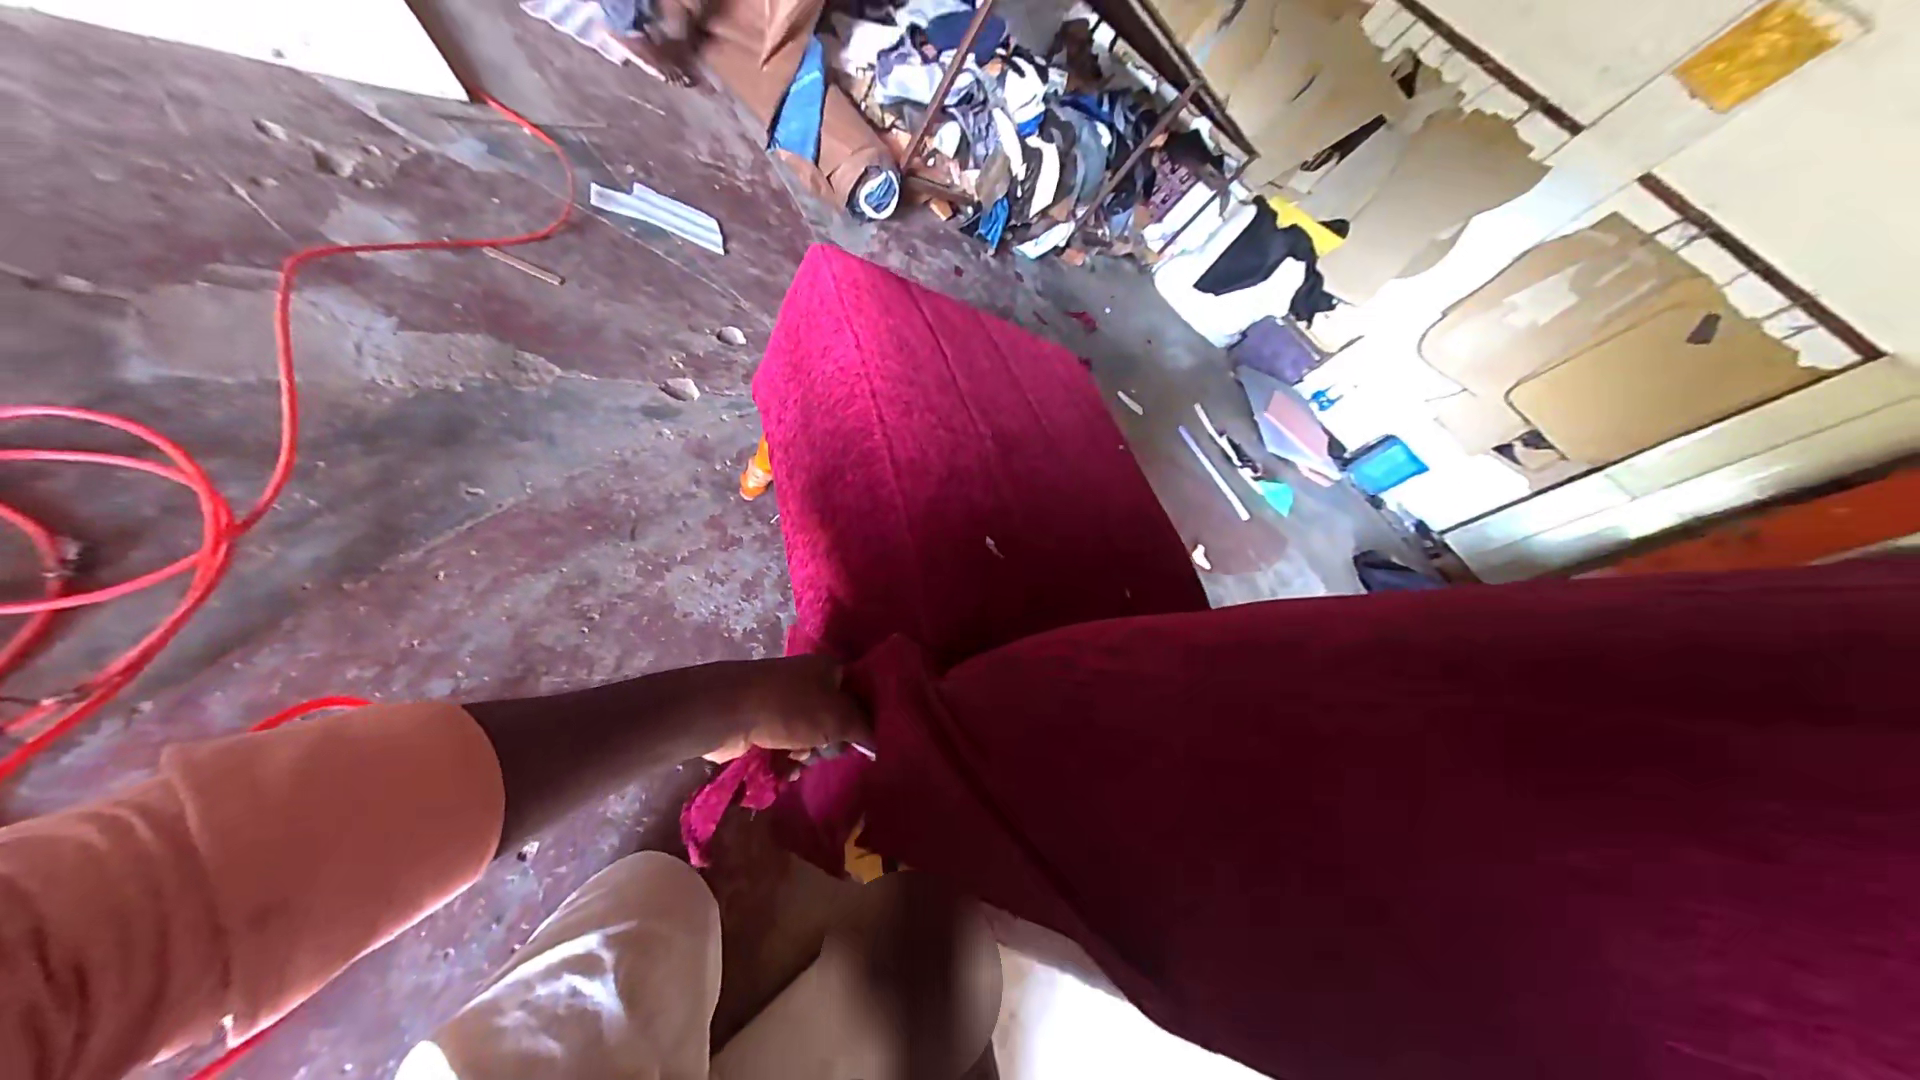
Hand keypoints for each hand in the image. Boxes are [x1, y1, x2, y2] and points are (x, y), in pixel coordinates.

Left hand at [703, 655, 869, 762]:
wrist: (727, 711)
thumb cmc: (788, 708)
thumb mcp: (837, 718)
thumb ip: (863, 730)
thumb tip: (878, 745)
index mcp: (831, 670)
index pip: (861, 694)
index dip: (866, 719)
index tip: (865, 742)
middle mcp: (810, 683)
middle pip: (837, 720)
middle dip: (833, 742)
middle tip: (824, 750)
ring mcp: (786, 703)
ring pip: (812, 737)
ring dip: (808, 755)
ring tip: (796, 759)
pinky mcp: (766, 723)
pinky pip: (788, 746)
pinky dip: (787, 760)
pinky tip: (783, 769)